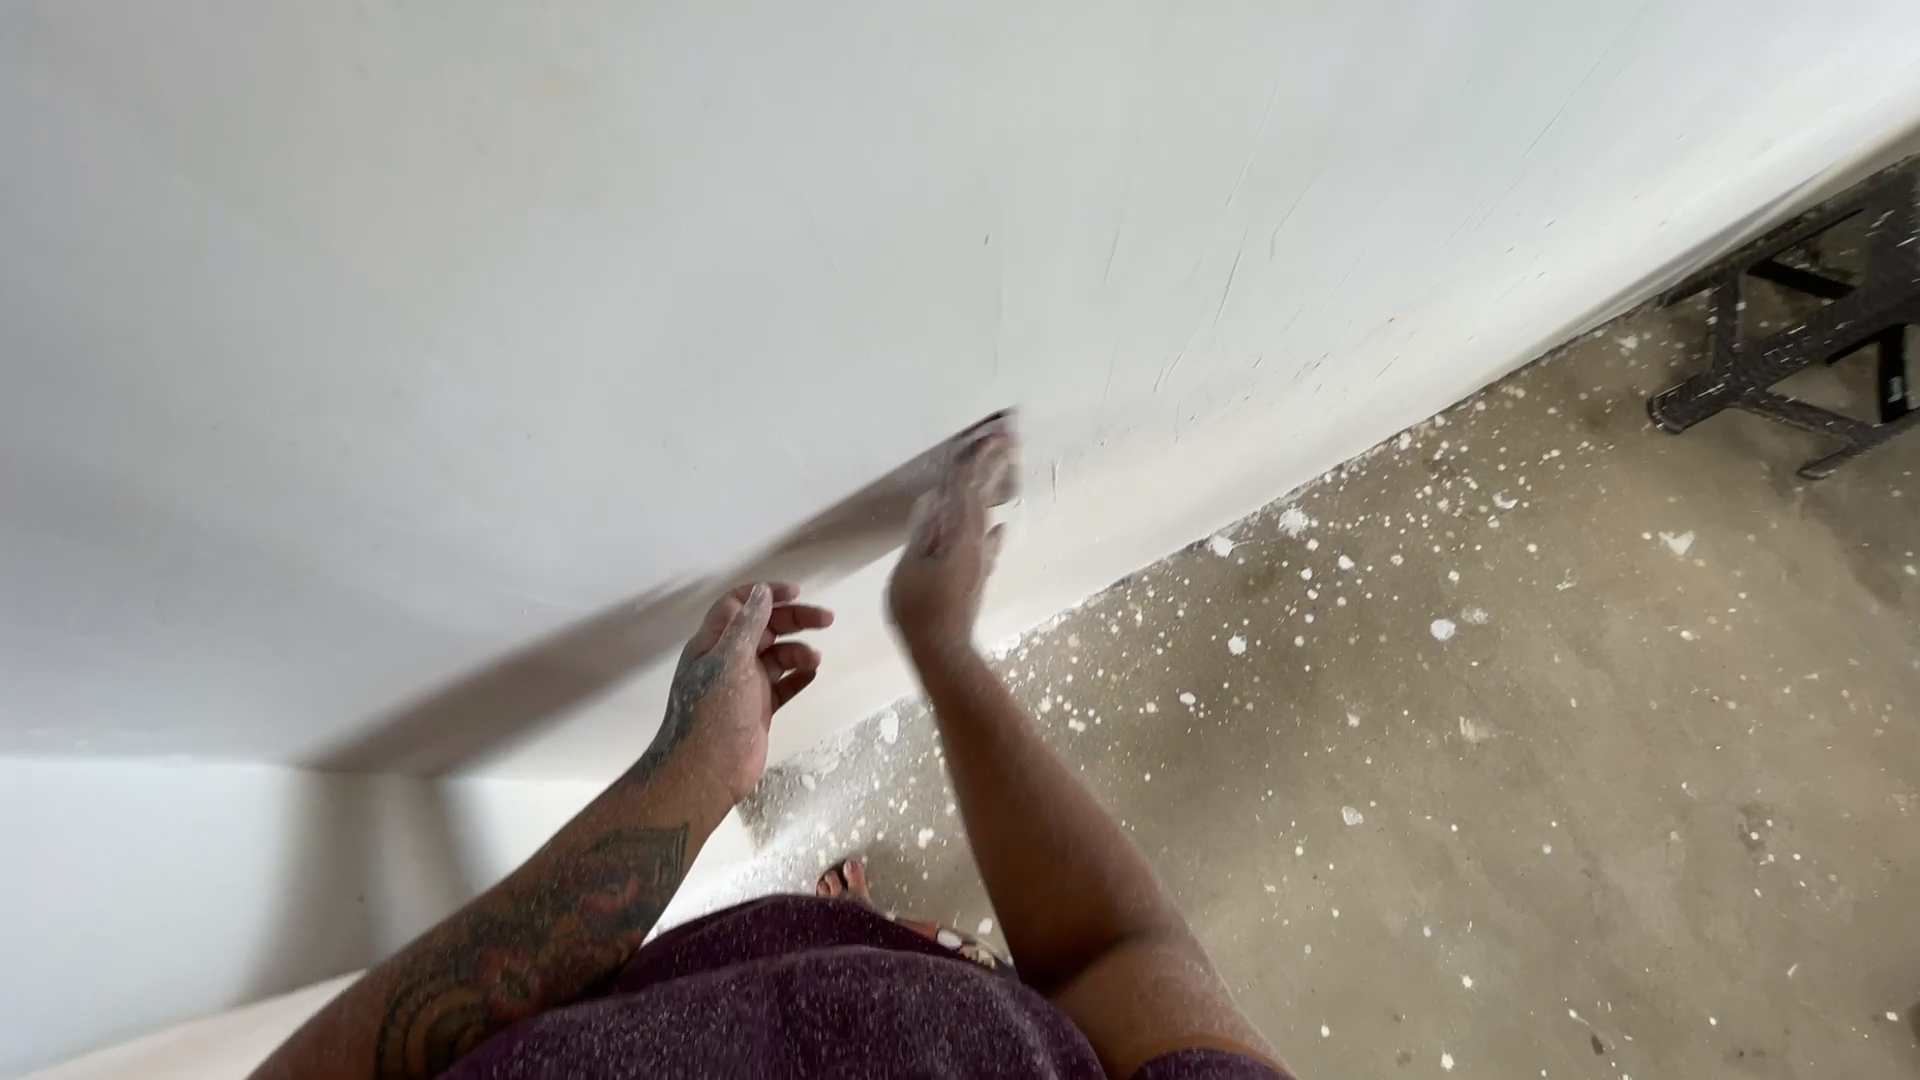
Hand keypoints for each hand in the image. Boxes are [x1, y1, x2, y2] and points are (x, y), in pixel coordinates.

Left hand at [644, 582, 832, 803]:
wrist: (707, 772)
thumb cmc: (713, 712)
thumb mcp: (728, 660)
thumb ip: (747, 625)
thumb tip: (762, 592)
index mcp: (715, 644)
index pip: (740, 605)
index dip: (766, 593)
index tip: (796, 592)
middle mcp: (729, 660)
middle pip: (766, 627)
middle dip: (795, 619)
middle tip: (826, 619)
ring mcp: (746, 685)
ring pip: (778, 655)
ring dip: (799, 651)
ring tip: (813, 659)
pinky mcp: (760, 707)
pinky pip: (784, 684)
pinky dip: (799, 676)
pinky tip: (811, 674)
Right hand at [887, 431, 1016, 659]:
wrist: (943, 649)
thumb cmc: (920, 609)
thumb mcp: (910, 567)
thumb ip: (924, 532)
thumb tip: (935, 500)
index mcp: (958, 534)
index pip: (967, 487)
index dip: (976, 459)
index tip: (990, 434)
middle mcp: (975, 540)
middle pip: (984, 494)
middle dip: (994, 463)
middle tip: (1008, 435)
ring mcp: (979, 558)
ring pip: (986, 514)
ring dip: (993, 488)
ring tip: (1000, 468)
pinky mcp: (977, 574)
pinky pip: (986, 541)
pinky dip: (991, 527)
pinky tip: (999, 526)